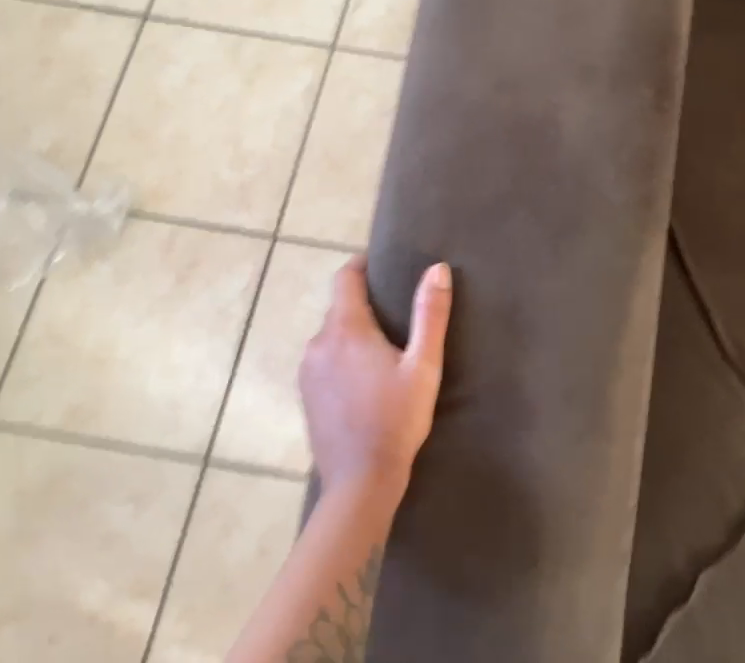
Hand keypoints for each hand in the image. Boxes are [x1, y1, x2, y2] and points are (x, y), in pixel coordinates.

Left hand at [299, 257, 451, 491]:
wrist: (360, 482)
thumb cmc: (397, 420)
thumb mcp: (423, 366)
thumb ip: (430, 315)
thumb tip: (438, 269)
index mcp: (346, 330)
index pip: (345, 278)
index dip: (364, 264)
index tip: (386, 262)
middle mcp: (318, 344)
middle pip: (341, 307)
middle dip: (367, 301)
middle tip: (401, 310)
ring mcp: (308, 371)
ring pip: (333, 335)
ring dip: (356, 332)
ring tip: (388, 346)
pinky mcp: (307, 394)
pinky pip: (326, 359)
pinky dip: (345, 355)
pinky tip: (369, 377)